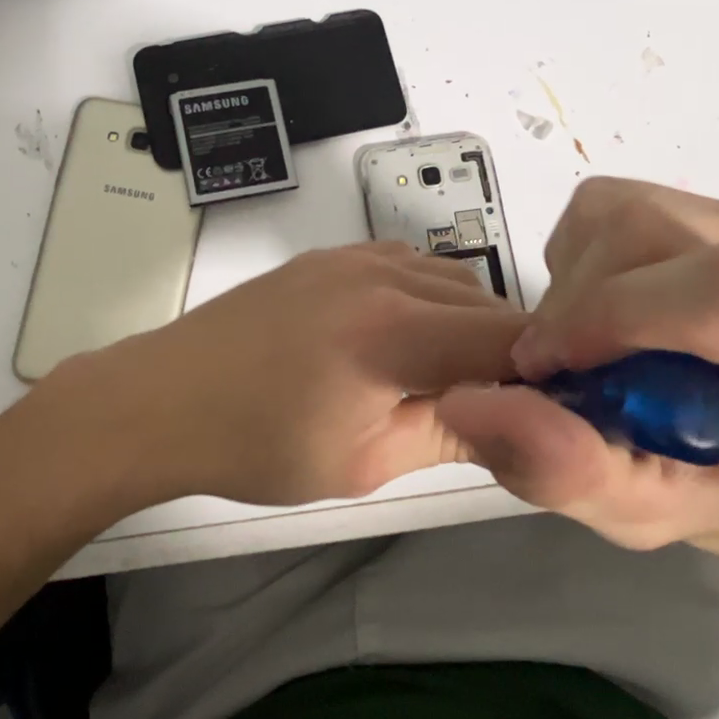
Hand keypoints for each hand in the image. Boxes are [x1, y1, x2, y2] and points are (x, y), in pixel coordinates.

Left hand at [50, 243, 529, 507]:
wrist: (160, 401)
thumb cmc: (255, 445)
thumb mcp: (365, 460)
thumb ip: (450, 431)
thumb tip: (513, 417)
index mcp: (395, 329)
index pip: (511, 338)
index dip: (547, 373)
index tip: (557, 410)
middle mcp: (382, 274)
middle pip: (486, 302)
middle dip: (509, 351)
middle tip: (503, 404)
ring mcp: (349, 257)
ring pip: (448, 279)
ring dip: (468, 322)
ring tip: (451, 378)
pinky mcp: (325, 258)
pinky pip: (406, 267)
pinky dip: (428, 300)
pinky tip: (406, 341)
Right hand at [435, 178, 718, 556]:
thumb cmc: (695, 490)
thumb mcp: (629, 512)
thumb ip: (560, 469)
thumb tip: (463, 399)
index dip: (617, 314)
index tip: (549, 367)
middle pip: (667, 236)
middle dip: (576, 300)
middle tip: (557, 368)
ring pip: (634, 210)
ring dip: (573, 279)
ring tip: (583, 345)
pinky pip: (619, 203)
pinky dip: (578, 255)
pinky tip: (603, 305)